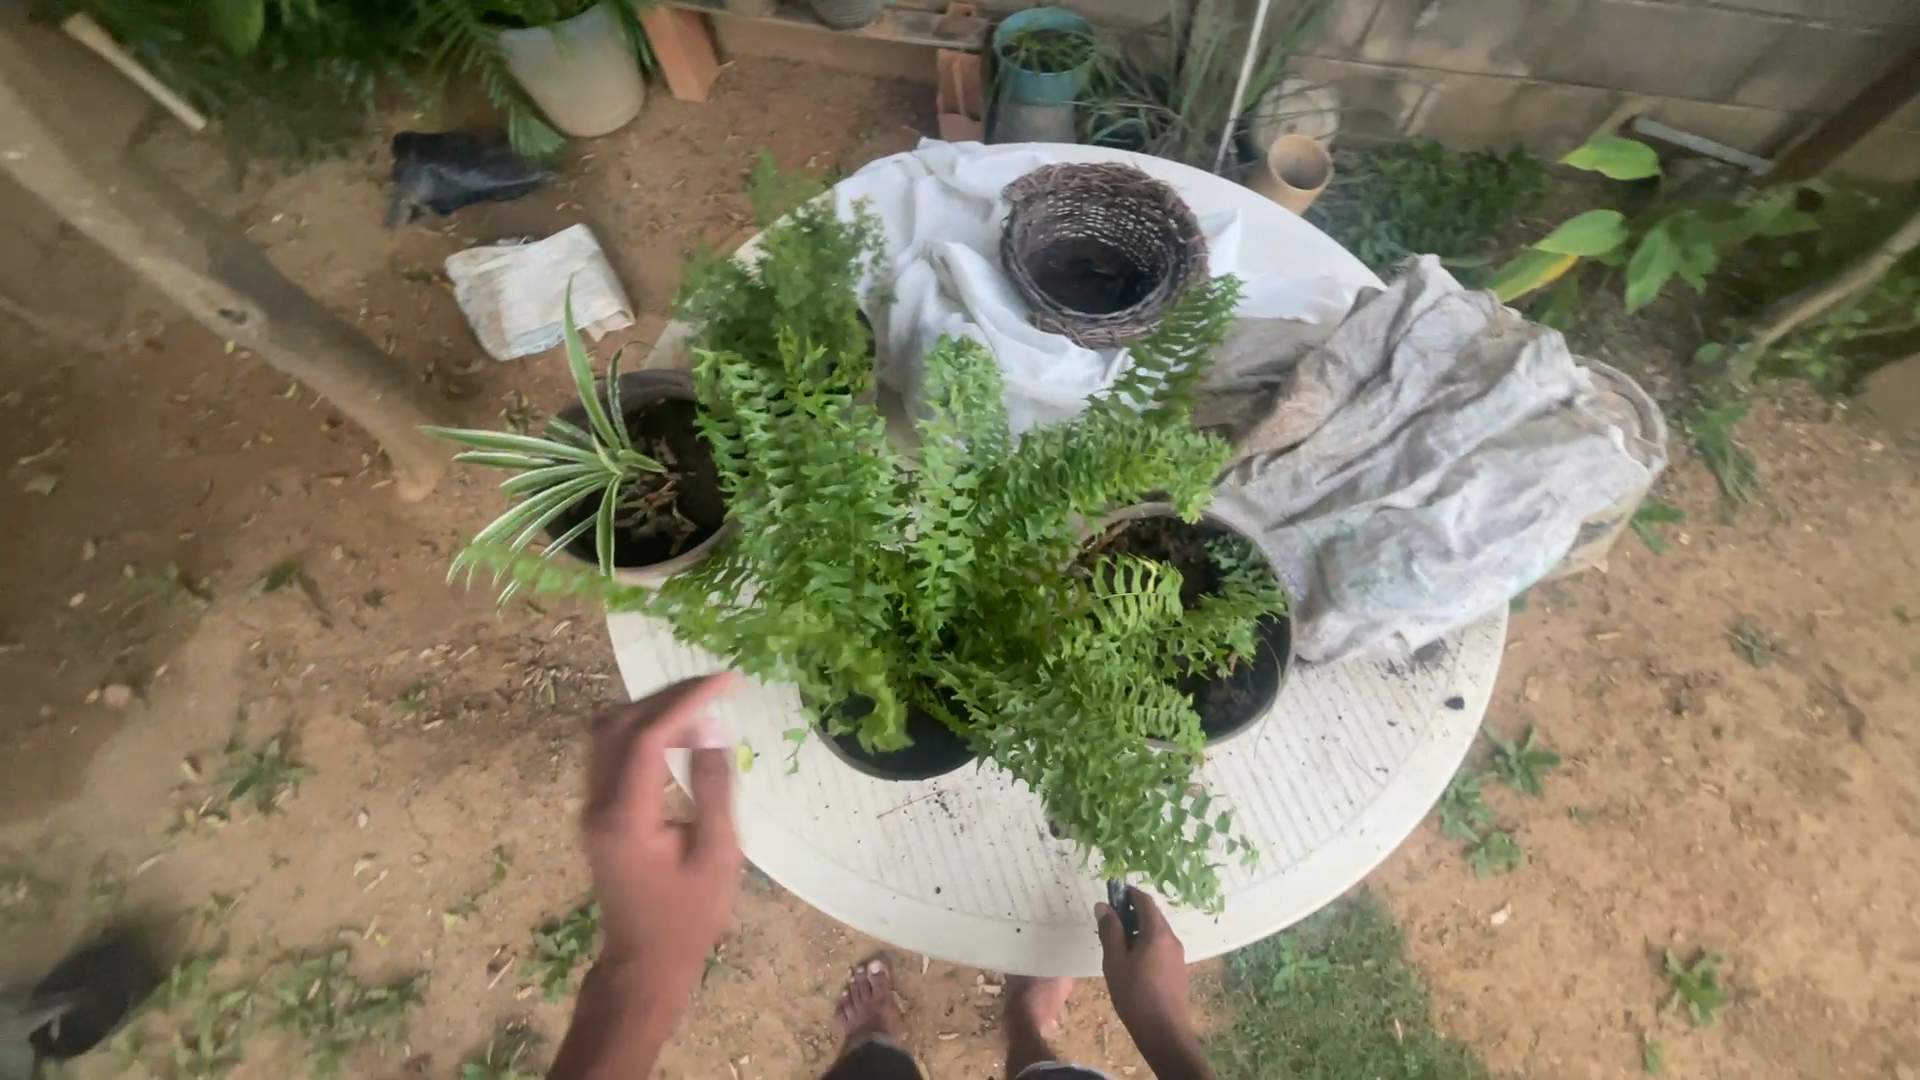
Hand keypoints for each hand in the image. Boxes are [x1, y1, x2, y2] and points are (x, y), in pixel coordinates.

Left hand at [581, 673, 742, 1017]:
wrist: (645, 961)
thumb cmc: (690, 914)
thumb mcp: (718, 853)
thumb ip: (712, 786)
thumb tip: (710, 727)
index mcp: (627, 816)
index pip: (650, 735)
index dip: (688, 700)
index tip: (729, 682)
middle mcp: (597, 804)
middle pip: (622, 723)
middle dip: (670, 695)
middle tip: (717, 685)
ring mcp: (590, 807)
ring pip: (609, 731)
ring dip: (653, 707)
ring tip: (700, 702)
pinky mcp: (596, 810)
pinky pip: (610, 749)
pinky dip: (643, 727)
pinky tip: (677, 730)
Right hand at [1096, 887, 1193, 1049]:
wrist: (1165, 1035)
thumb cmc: (1135, 995)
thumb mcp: (1115, 961)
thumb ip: (1110, 930)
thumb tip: (1103, 905)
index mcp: (1157, 932)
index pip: (1144, 900)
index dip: (1127, 893)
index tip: (1110, 896)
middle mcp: (1171, 938)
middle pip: (1152, 915)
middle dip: (1131, 912)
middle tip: (1109, 923)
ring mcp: (1178, 956)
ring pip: (1156, 932)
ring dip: (1138, 929)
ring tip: (1117, 944)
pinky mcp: (1178, 971)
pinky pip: (1161, 946)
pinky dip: (1146, 944)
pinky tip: (1133, 962)